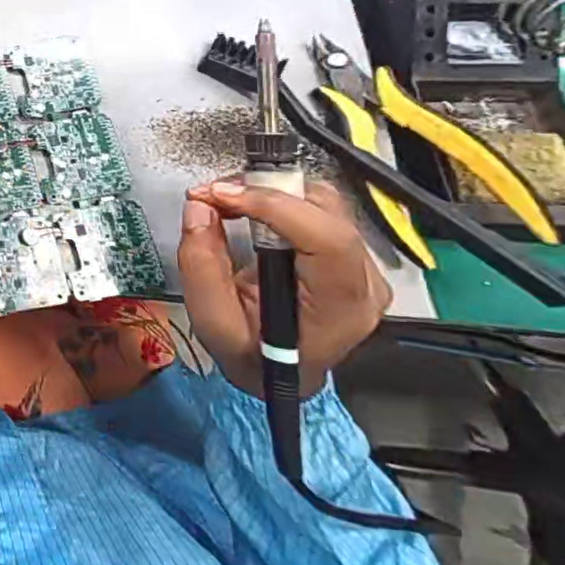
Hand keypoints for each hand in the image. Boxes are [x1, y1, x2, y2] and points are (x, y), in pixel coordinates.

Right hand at [176, 179, 391, 398]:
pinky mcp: (350, 255)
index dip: (272, 206)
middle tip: (213, 195)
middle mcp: (365, 285)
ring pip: (323, 204)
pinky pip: (319, 211)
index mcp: (341, 309)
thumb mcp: (212, 322)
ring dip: (268, 193)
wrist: (277, 373)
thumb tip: (200, 210)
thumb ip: (201, 266)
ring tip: (224, 201)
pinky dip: (277, 201)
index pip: (326, 238)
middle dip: (263, 192)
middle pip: (326, 212)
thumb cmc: (250, 356)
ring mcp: (364, 268)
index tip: (221, 195)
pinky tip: (245, 209)